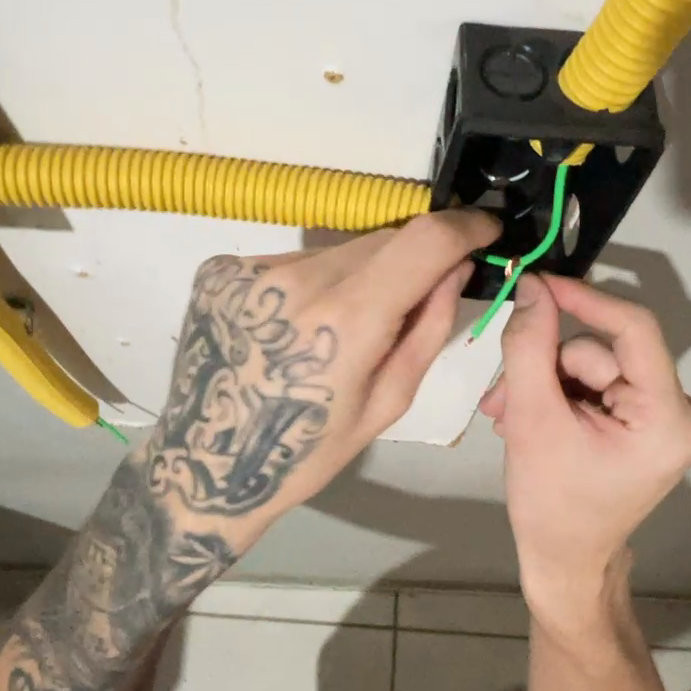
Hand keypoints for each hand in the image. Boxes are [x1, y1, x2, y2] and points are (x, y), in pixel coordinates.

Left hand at [148, 210, 499, 545]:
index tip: (484, 228)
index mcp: (345, 320)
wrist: (206, 464)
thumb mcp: (387, 402)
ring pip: (337, 249)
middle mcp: (296, 278)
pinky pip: (294, 260)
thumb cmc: (307, 450)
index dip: (464, 226)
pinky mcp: (221, 269)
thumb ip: (428, 327)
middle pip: (381, 241)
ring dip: (356, 274)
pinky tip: (296, 328)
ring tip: (336, 331)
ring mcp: (252, 270)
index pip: (424, 239)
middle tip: (405, 307)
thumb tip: (457, 267)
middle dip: (409, 262)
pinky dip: (311, 283)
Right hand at [479, 274, 690, 606]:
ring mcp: (668, 416)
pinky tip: (530, 418)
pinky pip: (598, 382)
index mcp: (669, 418)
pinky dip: (558, 394)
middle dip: (544, 368)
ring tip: (508, 416)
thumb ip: (529, 347)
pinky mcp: (650, 420)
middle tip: (501, 397)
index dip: (584, 299)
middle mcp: (683, 411)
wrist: (565, 561)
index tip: (537, 282)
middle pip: (602, 352)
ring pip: (592, 364)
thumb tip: (531, 286)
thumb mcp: (531, 421)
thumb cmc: (551, 504)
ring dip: (542, 384)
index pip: (634, 330)